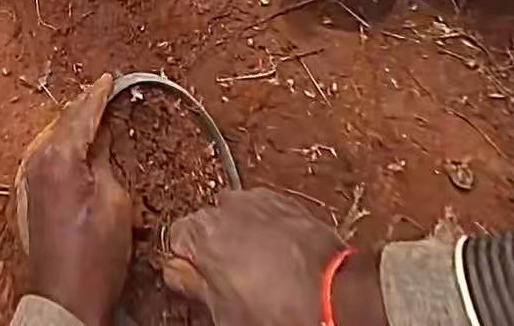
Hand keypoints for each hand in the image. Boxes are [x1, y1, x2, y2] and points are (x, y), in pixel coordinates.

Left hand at [14, 74, 132, 325]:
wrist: (64, 299)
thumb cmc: (95, 254)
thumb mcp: (113, 199)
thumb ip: (104, 157)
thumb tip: (101, 133)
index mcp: (60, 156)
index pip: (83, 113)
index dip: (99, 94)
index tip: (110, 78)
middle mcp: (39, 157)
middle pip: (66, 119)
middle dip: (86, 104)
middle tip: (106, 88)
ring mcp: (31, 173)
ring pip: (57, 133)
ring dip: (76, 120)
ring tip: (96, 107)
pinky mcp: (31, 188)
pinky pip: (51, 150)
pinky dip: (67, 139)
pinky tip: (80, 138)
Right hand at [163, 189, 385, 325]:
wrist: (337, 296)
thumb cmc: (279, 312)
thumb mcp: (225, 315)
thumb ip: (193, 287)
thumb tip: (176, 272)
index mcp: (201, 233)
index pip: (175, 239)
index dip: (187, 265)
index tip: (199, 284)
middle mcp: (222, 206)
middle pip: (205, 226)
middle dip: (214, 249)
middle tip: (232, 284)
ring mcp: (253, 199)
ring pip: (234, 218)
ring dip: (240, 236)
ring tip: (261, 272)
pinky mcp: (280, 200)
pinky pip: (261, 213)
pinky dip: (266, 230)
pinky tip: (281, 260)